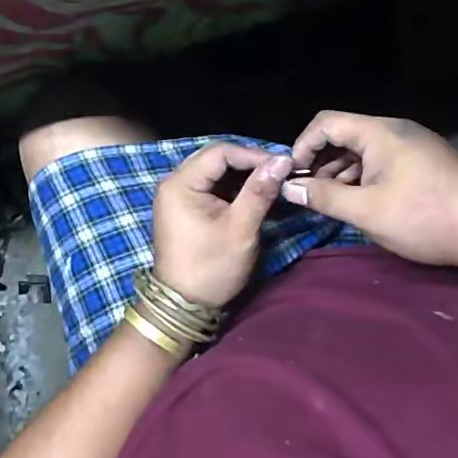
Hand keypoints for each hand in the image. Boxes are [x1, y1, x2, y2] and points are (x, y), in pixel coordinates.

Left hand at [152, 143, 291, 307]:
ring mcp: (176, 195)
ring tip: (272, 181)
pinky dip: (232, 187)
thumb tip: (283, 160)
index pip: (220, 152)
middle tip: (280, 171)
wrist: (184, 305)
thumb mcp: (240, 228)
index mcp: (180, 184)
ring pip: (214, 171)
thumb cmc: (211, 268)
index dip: (254, 154)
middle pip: (215, 158)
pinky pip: (209, 186)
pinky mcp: (183, 207)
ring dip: (242, 175)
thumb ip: (259, 191)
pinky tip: (255, 193)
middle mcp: (173, 183)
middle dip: (249, 162)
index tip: (284, 164)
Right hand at [282, 110, 457, 267]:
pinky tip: (361, 204)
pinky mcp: (426, 163)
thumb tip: (289, 188)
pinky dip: (363, 178)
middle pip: (344, 135)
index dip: (302, 145)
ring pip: (363, 151)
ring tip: (332, 203)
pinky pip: (383, 162)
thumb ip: (323, 197)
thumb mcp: (365, 211)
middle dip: (320, 162)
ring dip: (341, 174)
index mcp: (380, 132)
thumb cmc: (424, 216)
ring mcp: (415, 146)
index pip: (326, 122)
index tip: (294, 176)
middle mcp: (397, 131)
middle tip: (309, 193)